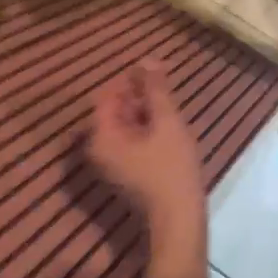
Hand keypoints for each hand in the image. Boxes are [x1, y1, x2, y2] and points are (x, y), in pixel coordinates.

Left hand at [86, 61, 204, 225]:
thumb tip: (148, 60)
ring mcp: (111, 161)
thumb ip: (155, 89)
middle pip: (114, 108)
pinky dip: (144, 124)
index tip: (155, 67)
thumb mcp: (166, 122)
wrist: (177, 217)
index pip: (107, 94)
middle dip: (138, 91)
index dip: (129, 77)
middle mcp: (99, 148)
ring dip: (143, 107)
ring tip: (168, 99)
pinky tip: (165, 120)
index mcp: (103, 136)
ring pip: (124, 122)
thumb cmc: (171, 166)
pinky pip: (129, 137)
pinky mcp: (124, 169)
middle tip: (165, 81)